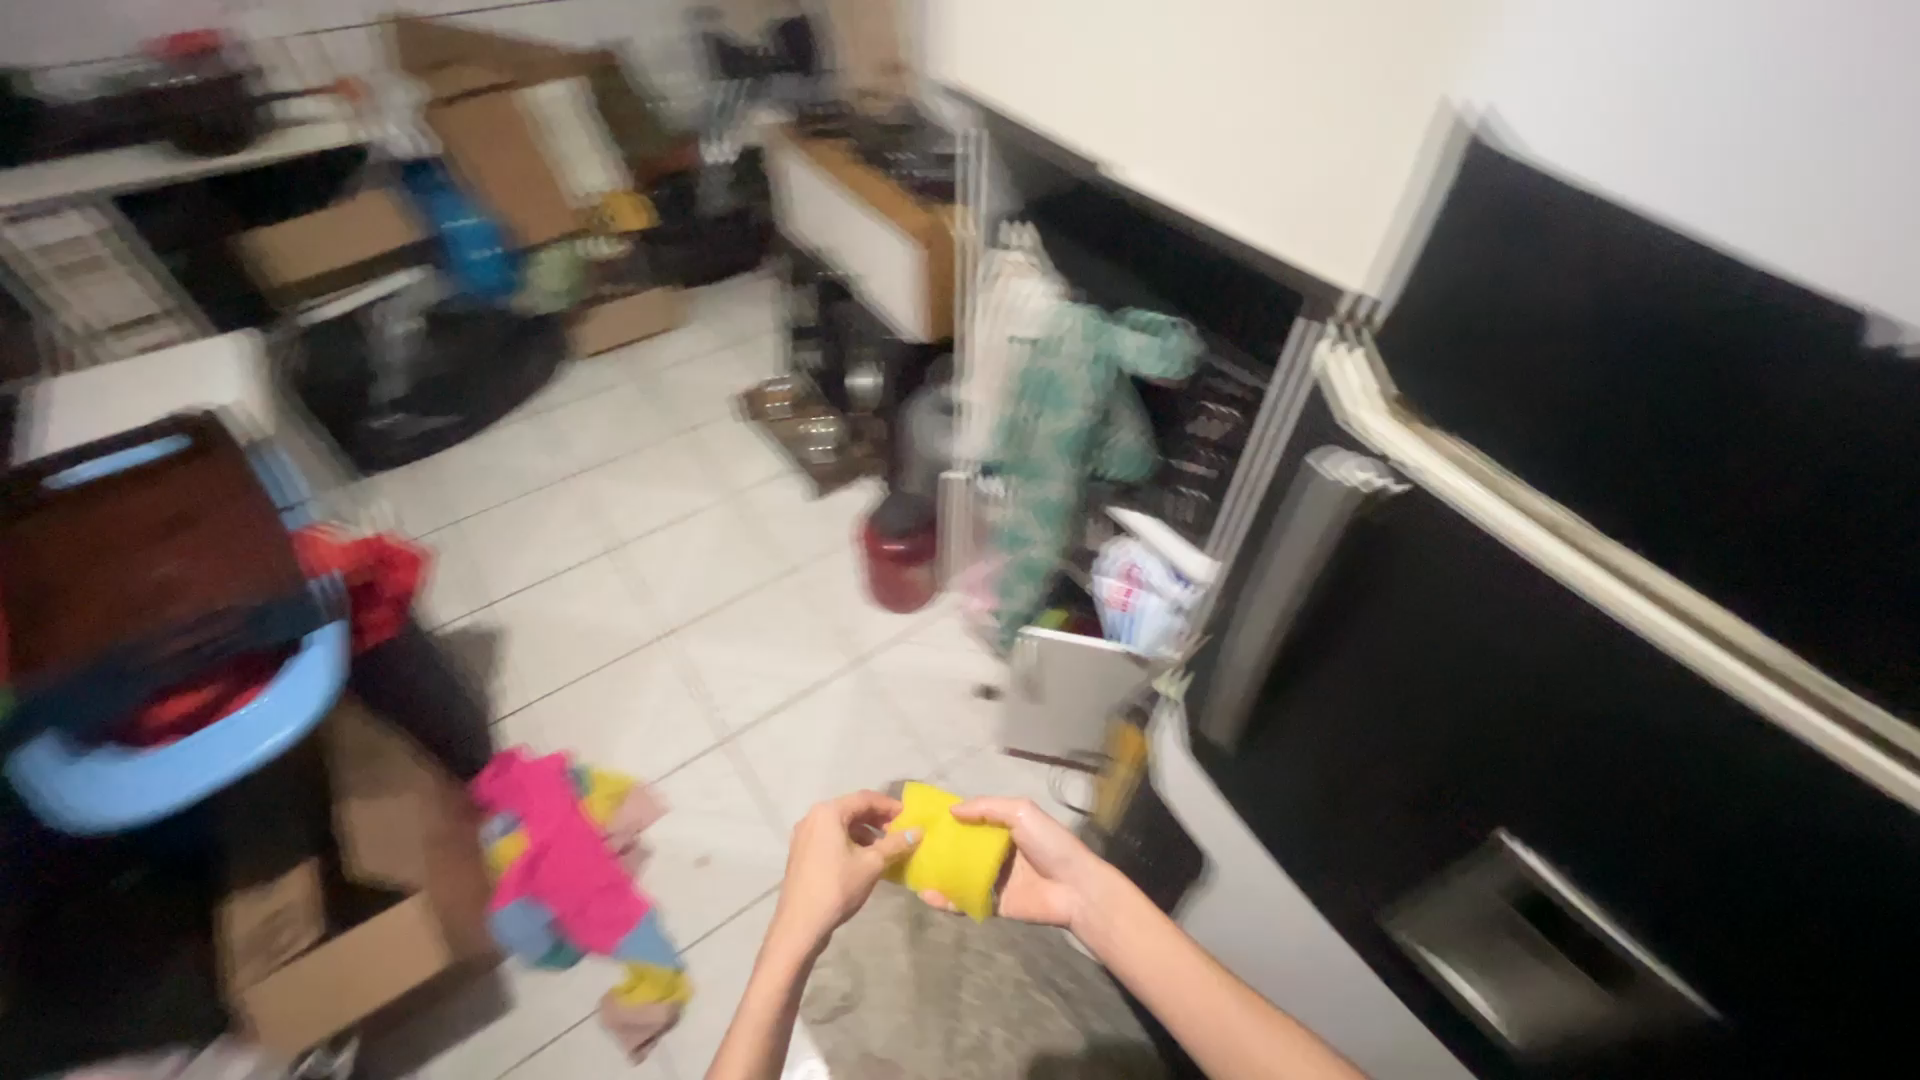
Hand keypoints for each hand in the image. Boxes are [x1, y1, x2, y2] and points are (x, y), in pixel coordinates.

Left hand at [770, 790, 920, 951]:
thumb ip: (896, 843)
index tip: (908, 816)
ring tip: (883, 848)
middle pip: (851, 809)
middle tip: (898, 832)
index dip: (889, 805)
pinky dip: (849, 842)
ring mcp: (803, 836)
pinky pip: (830, 838)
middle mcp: (812, 817)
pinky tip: (863, 859)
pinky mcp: (801, 853)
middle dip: (877, 819)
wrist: (799, 926)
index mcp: (828, 812)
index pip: (865, 798)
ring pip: (840, 825)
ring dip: (864, 832)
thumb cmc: (837, 887)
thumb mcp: (872, 864)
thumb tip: (918, 831)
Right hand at [917, 796, 1112, 934]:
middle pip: (960, 849)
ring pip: (958, 876)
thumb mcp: (1022, 812)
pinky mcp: (993, 904)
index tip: (921, 818)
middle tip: (907, 847)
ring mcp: (993, 880)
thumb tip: (952, 810)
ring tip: (911, 873)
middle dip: (936, 848)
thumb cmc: (1050, 844)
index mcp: (1003, 828)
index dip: (948, 819)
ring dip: (936, 875)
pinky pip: (965, 901)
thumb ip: (987, 808)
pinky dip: (946, 900)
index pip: (969, 821)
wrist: (1075, 888)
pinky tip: (928, 896)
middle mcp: (995, 853)